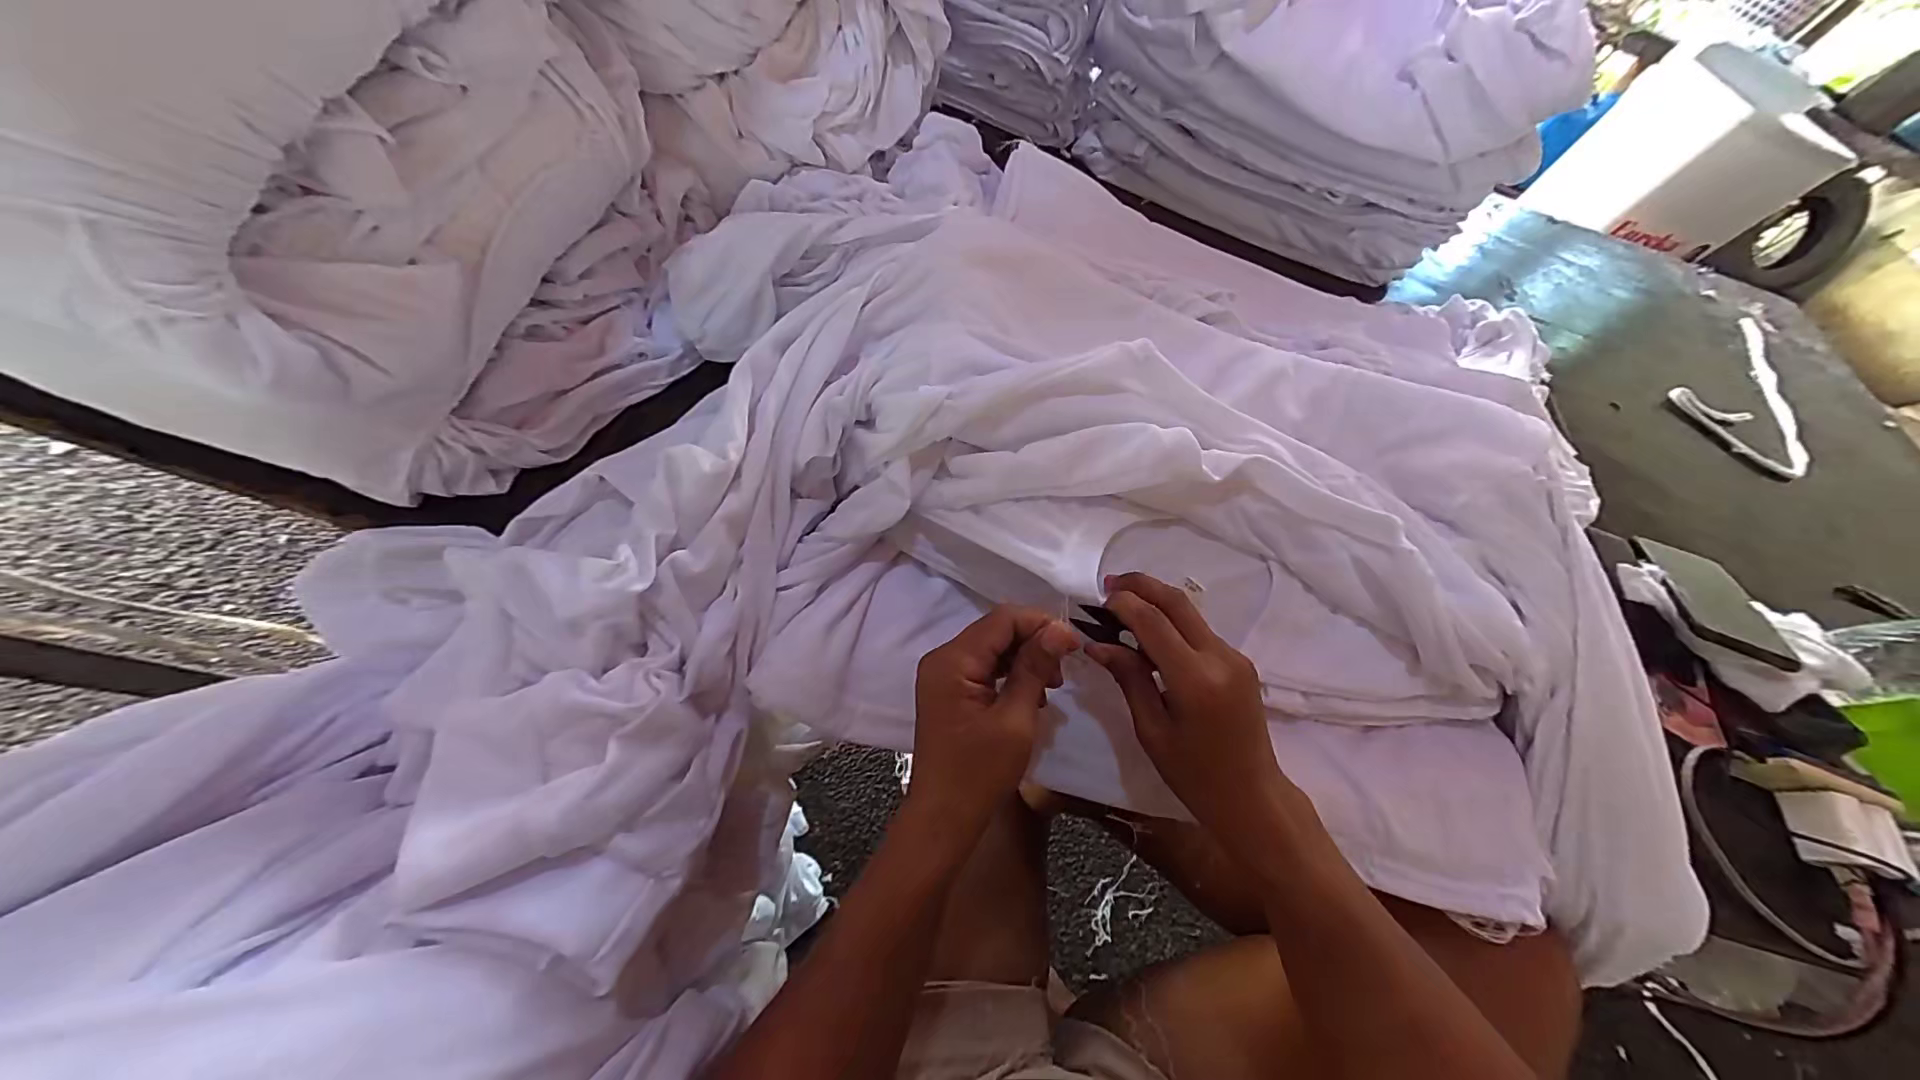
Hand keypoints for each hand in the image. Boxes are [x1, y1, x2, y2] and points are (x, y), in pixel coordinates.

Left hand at [909, 605, 1079, 833]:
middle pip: (996, 630)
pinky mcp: (949, 692)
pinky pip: (983, 668)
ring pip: (992, 648)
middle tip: (1062, 672)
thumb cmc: (980, 773)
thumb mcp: (1015, 719)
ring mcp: (943, 675)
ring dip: (1024, 659)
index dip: (1041, 624)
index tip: (1074, 645)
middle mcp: (942, 659)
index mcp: (952, 660)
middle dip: (1034, 642)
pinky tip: (1031, 695)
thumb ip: (1034, 668)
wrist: (944, 817)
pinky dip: (1010, 674)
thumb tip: (1060, 629)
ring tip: (1050, 687)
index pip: (1002, 619)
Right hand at [1088, 573, 1295, 843]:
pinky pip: (1198, 630)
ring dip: (1155, 601)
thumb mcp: (1151, 730)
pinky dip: (1170, 622)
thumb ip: (1129, 678)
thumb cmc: (1194, 774)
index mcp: (1195, 679)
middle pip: (1177, 602)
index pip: (1153, 621)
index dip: (1123, 604)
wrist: (1253, 796)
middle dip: (1141, 585)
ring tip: (1121, 606)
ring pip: (1189, 612)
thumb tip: (1098, 643)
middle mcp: (1220, 658)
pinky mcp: (1238, 662)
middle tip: (1108, 584)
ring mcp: (1234, 657)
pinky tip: (1148, 633)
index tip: (1097, 599)